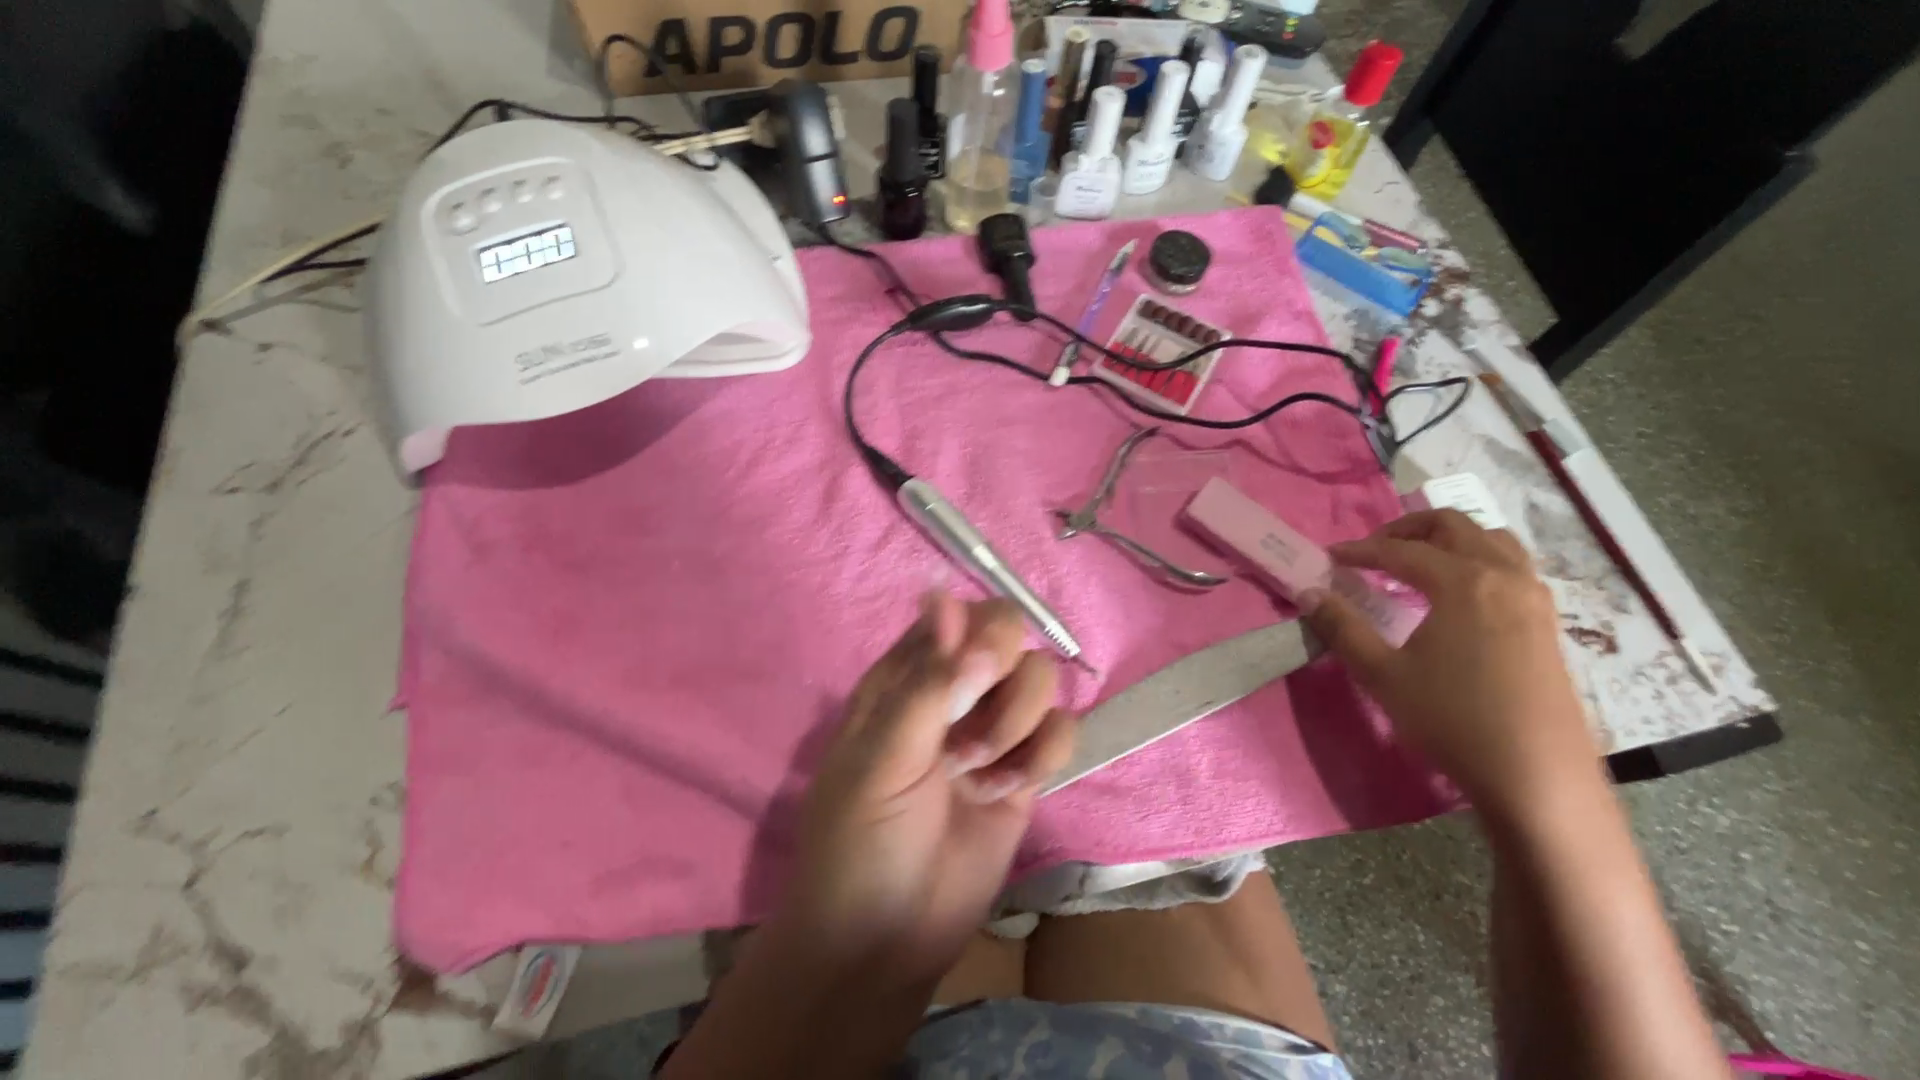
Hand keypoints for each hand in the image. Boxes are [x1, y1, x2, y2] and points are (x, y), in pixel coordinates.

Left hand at [779, 591, 1075, 982]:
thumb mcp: (881, 759)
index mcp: (904, 679)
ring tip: (979, 775)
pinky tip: (1011, 792)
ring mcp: (992, 733)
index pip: (958, 616)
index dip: (977, 636)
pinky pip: (1063, 732)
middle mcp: (953, 695)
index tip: (974, 676)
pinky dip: (1047, 755)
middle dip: (1003, 681)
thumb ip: (925, 683)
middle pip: (1010, 639)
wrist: (886, 940)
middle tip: (972, 735)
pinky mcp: (1026, 774)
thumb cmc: (862, 842)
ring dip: (1019, 725)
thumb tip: (945, 596)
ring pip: (1041, 681)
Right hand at [1302, 509, 1599, 822]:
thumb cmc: (1453, 720)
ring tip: (1418, 567)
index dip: (1360, 551)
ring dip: (1450, 541)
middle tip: (1374, 552)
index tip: (1329, 558)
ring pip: (1491, 540)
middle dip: (1407, 530)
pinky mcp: (1547, 622)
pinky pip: (1512, 568)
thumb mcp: (1383, 676)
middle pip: (1453, 526)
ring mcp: (1533, 597)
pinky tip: (1458, 599)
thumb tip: (1309, 593)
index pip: (1401, 550)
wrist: (1535, 776)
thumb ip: (1343, 628)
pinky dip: (1478, 562)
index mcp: (1463, 582)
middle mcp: (1504, 575)